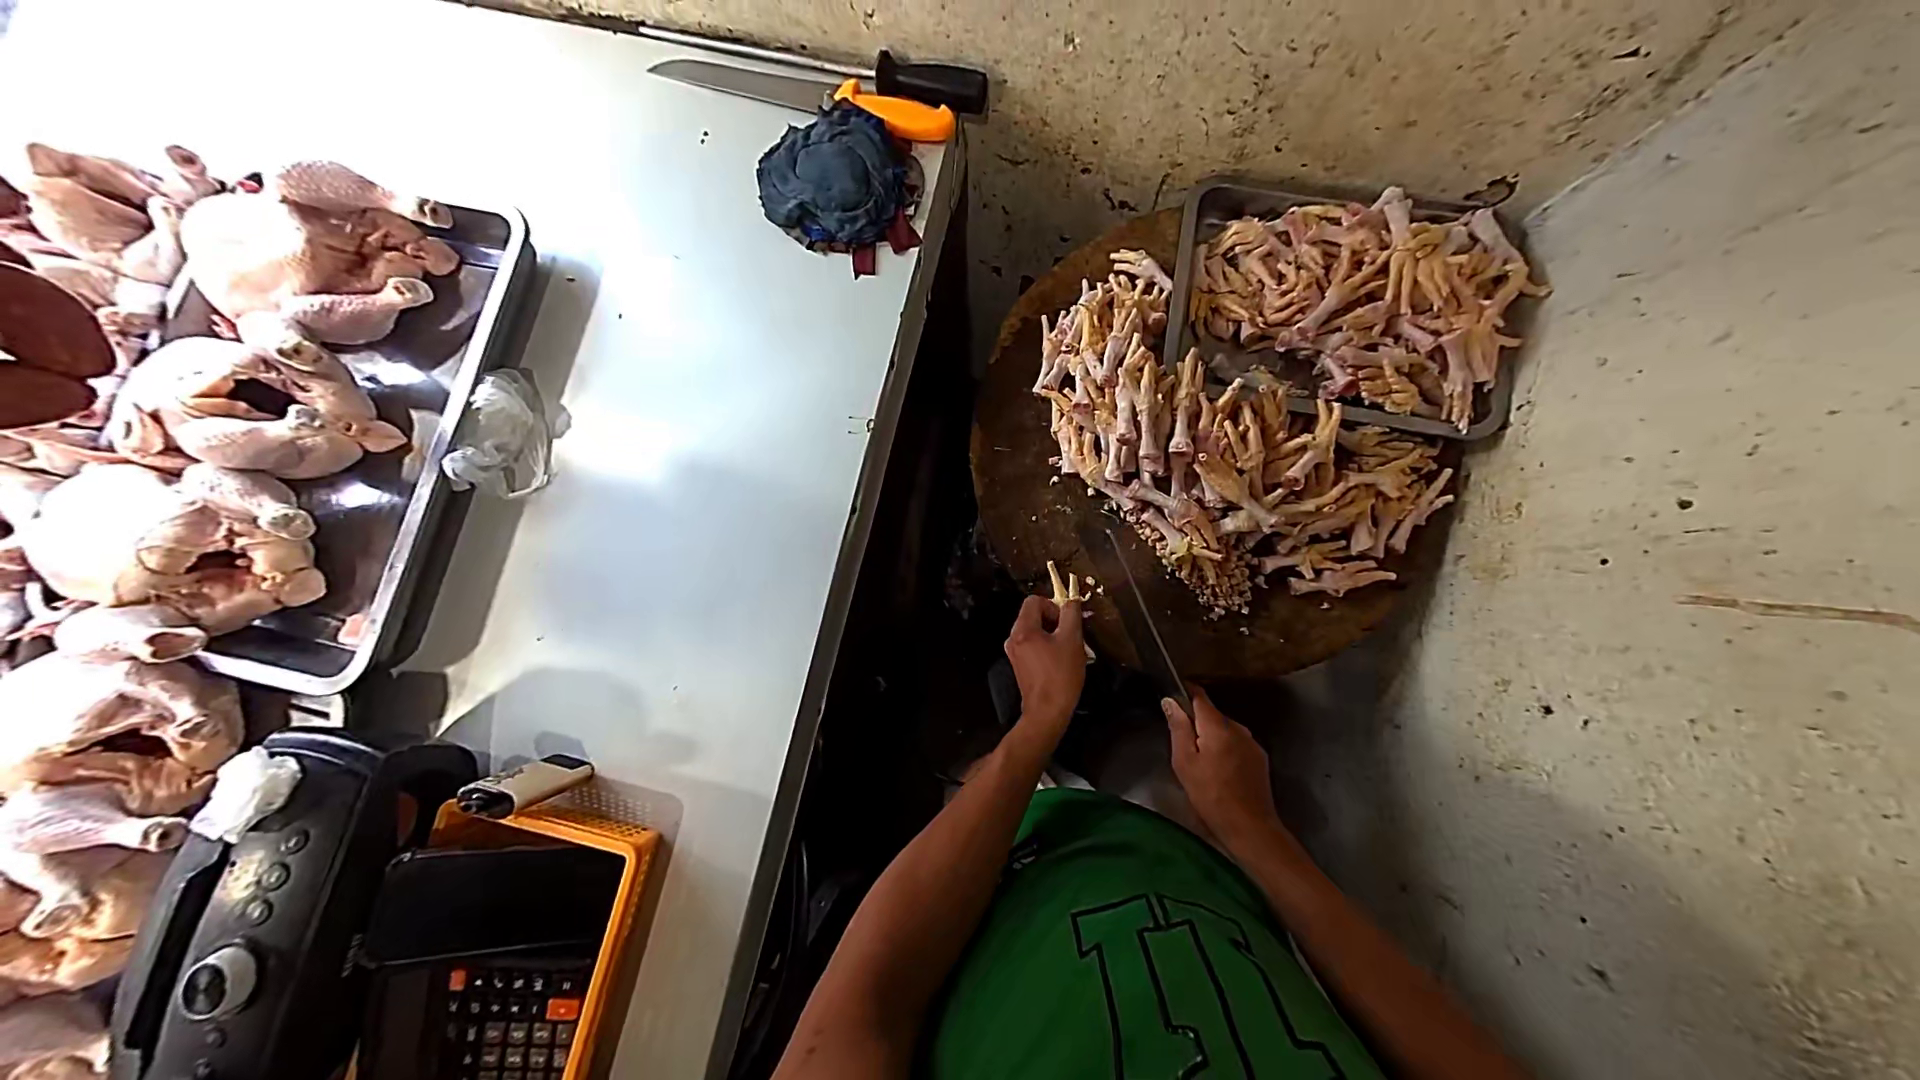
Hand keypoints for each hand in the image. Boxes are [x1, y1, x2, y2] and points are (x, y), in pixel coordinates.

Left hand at [1004, 594, 1085, 730]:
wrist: (1047, 712)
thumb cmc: (1061, 675)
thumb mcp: (1072, 640)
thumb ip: (1071, 615)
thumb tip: (1071, 601)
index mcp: (1022, 630)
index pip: (1034, 600)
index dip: (1053, 606)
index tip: (1066, 623)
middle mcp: (1013, 638)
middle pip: (1032, 615)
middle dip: (1054, 620)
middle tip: (1070, 636)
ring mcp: (1014, 652)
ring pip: (1034, 630)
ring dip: (1052, 634)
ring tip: (1067, 650)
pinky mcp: (1019, 664)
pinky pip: (1032, 644)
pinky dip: (1046, 646)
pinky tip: (1059, 661)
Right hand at [1164, 687, 1282, 853]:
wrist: (1250, 827)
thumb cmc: (1210, 795)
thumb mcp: (1184, 761)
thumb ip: (1178, 728)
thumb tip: (1171, 700)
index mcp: (1218, 726)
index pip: (1200, 696)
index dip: (1184, 691)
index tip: (1171, 694)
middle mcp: (1238, 728)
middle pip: (1212, 714)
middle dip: (1196, 721)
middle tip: (1180, 742)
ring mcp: (1252, 744)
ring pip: (1224, 730)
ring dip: (1211, 736)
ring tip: (1198, 760)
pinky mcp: (1260, 759)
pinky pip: (1236, 744)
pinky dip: (1224, 749)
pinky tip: (1218, 770)